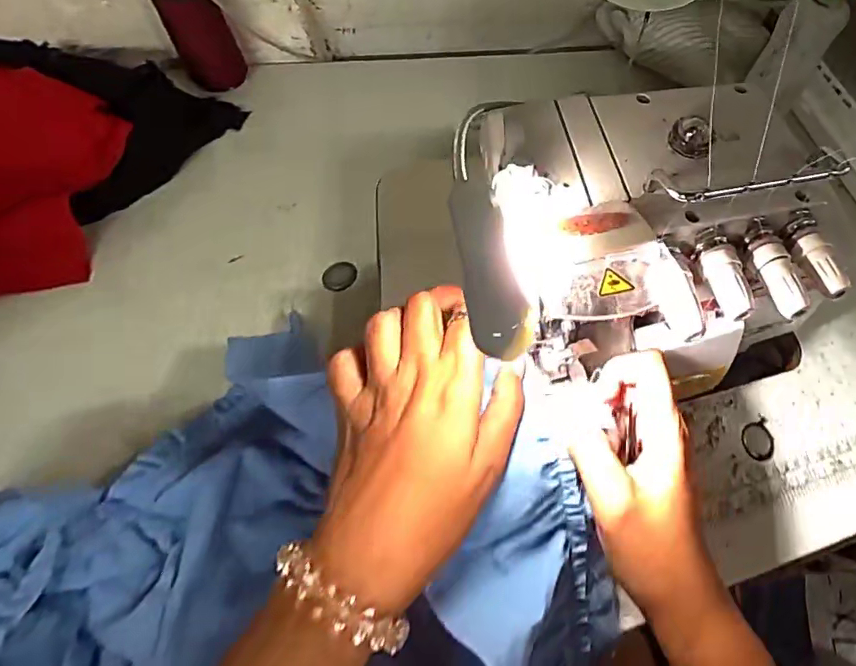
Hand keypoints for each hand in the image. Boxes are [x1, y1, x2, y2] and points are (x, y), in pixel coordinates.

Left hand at [310, 286, 524, 612]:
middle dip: (442, 300)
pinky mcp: (344, 407)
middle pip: (421, 306)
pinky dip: (359, 353)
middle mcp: (412, 374)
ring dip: (403, 319)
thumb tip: (513, 370)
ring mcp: (373, 388)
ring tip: (419, 335)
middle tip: (456, 317)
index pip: (464, 320)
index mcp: (452, 385)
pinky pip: (343, 359)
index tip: (490, 322)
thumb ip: (507, 408)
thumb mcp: (490, 464)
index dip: (479, 310)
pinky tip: (377, 366)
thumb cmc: (440, 511)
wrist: (369, 555)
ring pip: (382, 322)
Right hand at [565, 351, 727, 622]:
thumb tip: (567, 415)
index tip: (597, 404)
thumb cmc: (653, 551)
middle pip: (635, 380)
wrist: (677, 589)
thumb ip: (589, 451)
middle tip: (590, 433)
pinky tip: (602, 469)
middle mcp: (667, 427)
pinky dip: (608, 438)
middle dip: (604, 398)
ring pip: (627, 405)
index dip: (616, 371)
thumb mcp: (613, 500)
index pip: (648, 363)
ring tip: (596, 455)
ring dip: (603, 421)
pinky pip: (626, 429)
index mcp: (666, 427)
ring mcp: (660, 442)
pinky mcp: (651, 460)